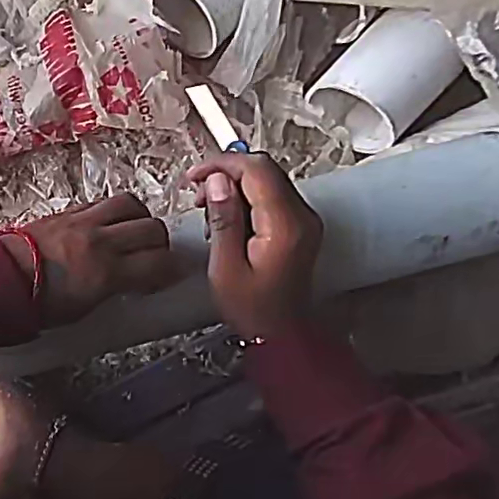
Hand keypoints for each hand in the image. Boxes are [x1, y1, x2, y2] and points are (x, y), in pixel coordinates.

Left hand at [2, 194, 178, 325]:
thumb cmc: (36, 307)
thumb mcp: (82, 311)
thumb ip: (113, 291)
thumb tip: (132, 284)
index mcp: (106, 273)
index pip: (159, 263)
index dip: (170, 271)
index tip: (168, 277)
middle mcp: (98, 241)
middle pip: (151, 229)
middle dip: (159, 244)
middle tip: (152, 257)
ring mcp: (81, 221)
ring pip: (129, 204)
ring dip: (139, 219)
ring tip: (133, 234)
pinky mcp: (65, 212)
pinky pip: (101, 202)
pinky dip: (112, 212)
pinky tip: (107, 227)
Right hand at [185, 152, 322, 338]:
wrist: (282, 334)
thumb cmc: (251, 308)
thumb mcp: (225, 268)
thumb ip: (223, 220)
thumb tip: (217, 181)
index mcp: (285, 225)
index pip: (257, 170)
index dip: (222, 165)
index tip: (194, 177)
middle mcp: (302, 216)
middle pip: (265, 170)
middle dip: (227, 173)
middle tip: (198, 194)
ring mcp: (305, 220)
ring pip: (268, 180)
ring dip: (235, 185)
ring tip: (208, 209)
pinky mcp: (300, 226)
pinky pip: (272, 197)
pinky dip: (246, 197)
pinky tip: (226, 217)